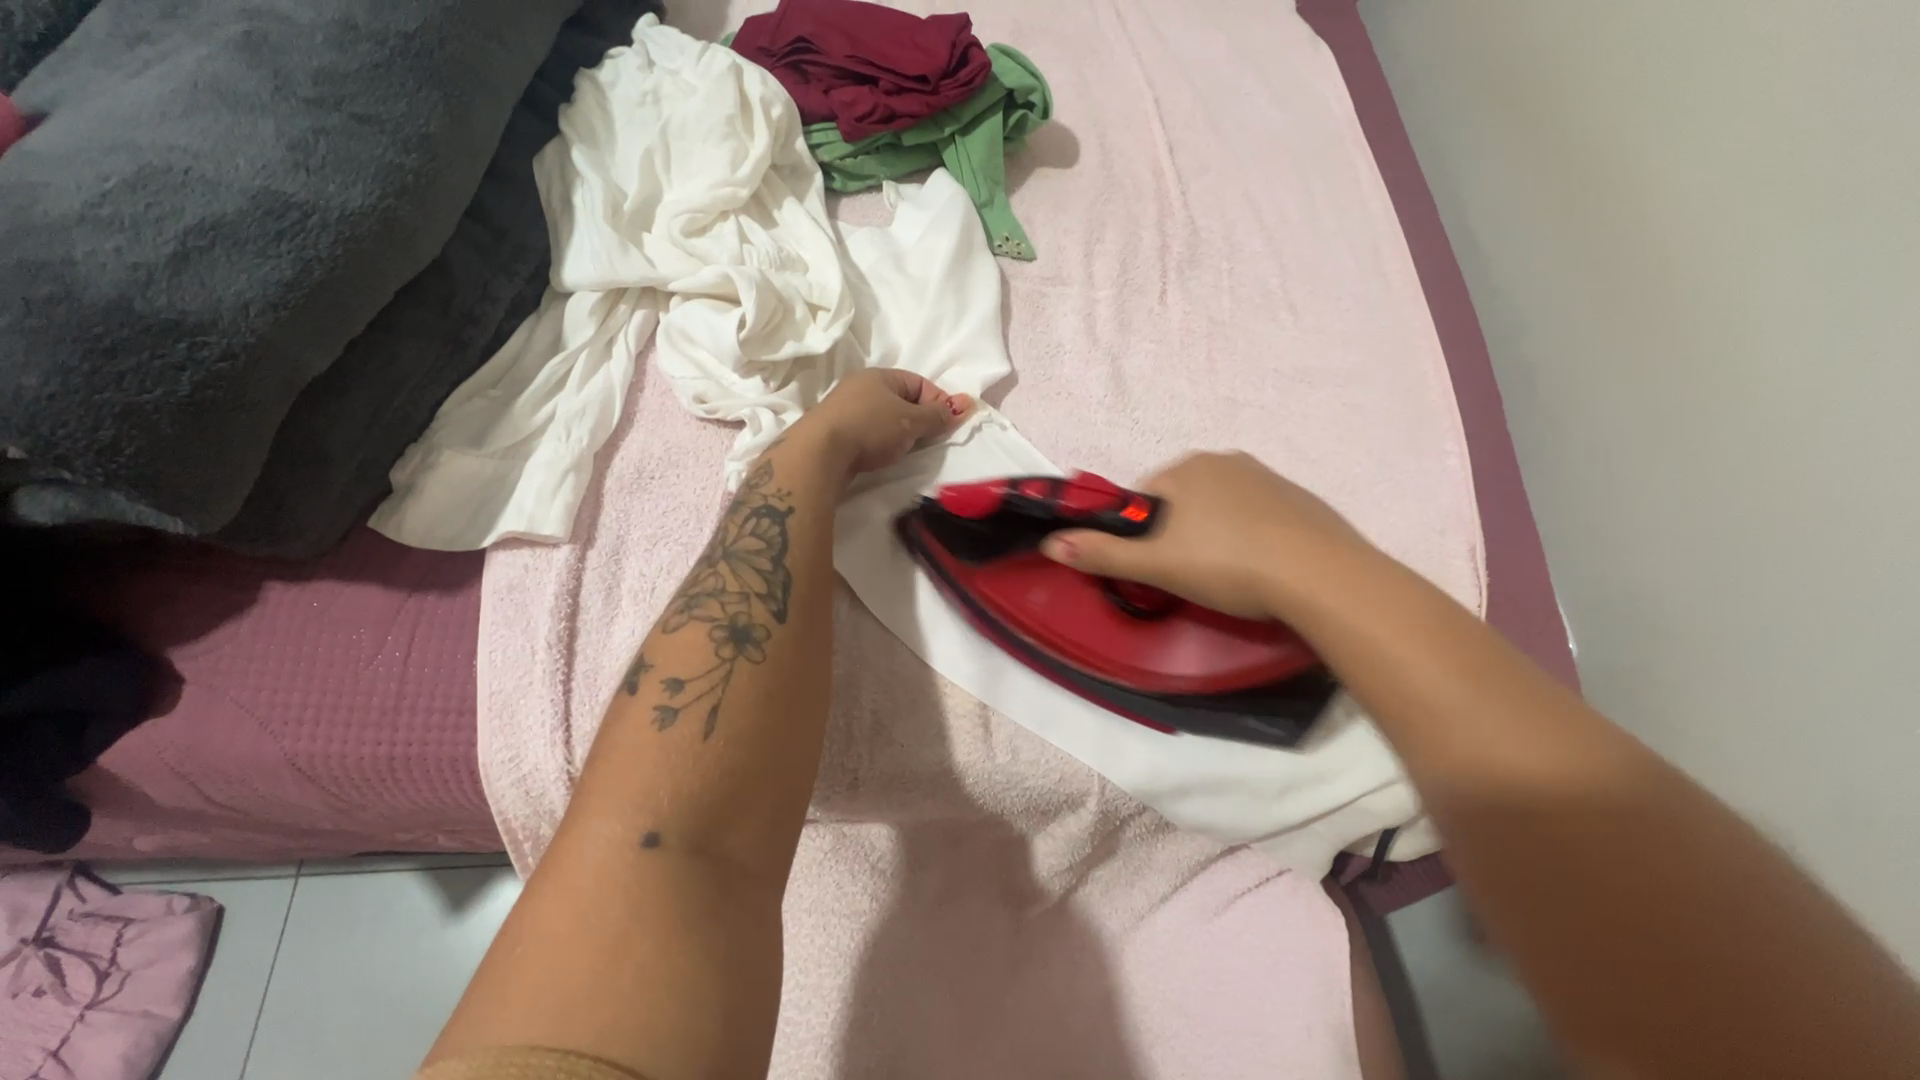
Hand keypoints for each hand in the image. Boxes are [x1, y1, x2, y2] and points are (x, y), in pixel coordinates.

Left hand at [790, 369, 972, 478]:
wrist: (819, 454)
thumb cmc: (870, 428)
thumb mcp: (911, 421)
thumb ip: (938, 415)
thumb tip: (967, 404)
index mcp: (879, 375)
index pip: (919, 383)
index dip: (937, 402)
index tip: (946, 425)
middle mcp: (860, 386)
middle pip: (901, 400)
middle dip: (918, 419)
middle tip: (927, 440)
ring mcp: (844, 408)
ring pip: (883, 417)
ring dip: (899, 433)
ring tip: (905, 450)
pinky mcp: (834, 431)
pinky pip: (867, 432)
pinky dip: (880, 442)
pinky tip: (881, 455)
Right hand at [1040, 452, 1377, 620]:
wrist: (1321, 576)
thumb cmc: (1229, 565)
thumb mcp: (1158, 565)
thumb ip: (1104, 554)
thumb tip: (1052, 544)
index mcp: (1186, 468)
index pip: (1144, 498)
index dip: (1142, 536)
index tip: (1158, 568)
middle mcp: (1224, 460)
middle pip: (1182, 501)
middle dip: (1179, 534)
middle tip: (1191, 576)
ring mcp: (1266, 475)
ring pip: (1219, 507)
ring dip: (1214, 534)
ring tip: (1229, 576)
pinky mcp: (1298, 497)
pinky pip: (1256, 514)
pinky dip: (1250, 535)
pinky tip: (1261, 566)